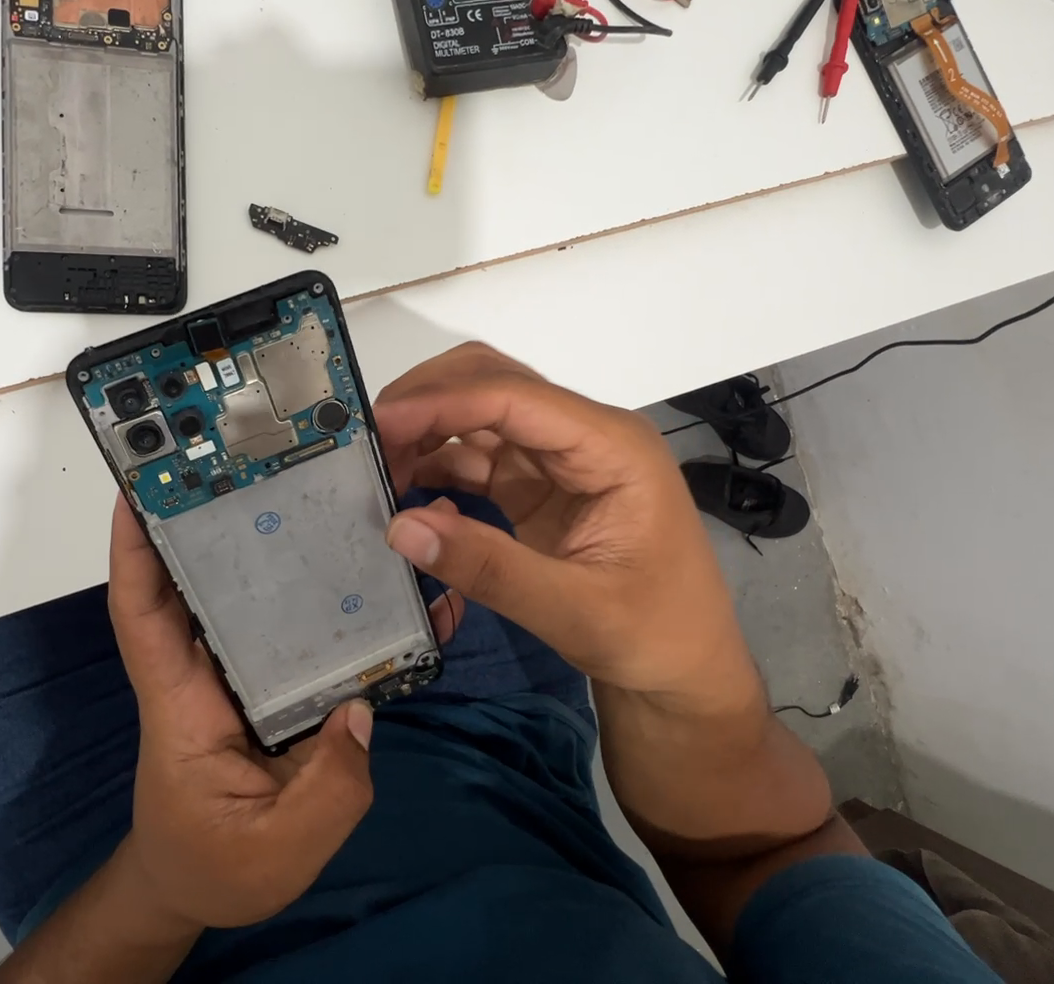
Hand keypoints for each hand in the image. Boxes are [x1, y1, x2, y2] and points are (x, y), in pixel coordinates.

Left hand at [104, 495, 373, 930]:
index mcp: (181, 702)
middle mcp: (206, 674)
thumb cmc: (218, 867)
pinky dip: (318, 603)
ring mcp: (240, 678)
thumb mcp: (278, 848)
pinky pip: (292, 636)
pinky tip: (364, 583)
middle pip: (200, 586)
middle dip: (214, 522)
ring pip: (248, 601)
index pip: (142, 614)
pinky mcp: (274, 689)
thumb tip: (362, 710)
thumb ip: (328, 789)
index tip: (140, 486)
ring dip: (271, 550)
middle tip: (258, 465)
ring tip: (319, 499)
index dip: (133, 549)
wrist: (207, 883)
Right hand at [373, 343, 750, 704]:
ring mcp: (559, 458)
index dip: (442, 402)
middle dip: (430, 401)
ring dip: (427, 432)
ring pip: (480, 416)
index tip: (380, 424)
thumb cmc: (653, 634)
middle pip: (495, 385)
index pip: (515, 398)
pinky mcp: (538, 485)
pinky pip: (478, 457)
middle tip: (370, 438)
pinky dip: (438, 466)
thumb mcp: (575, 610)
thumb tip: (401, 528)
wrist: (683, 669)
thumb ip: (488, 568)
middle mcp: (583, 436)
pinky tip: (409, 494)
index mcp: (610, 446)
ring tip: (378, 471)